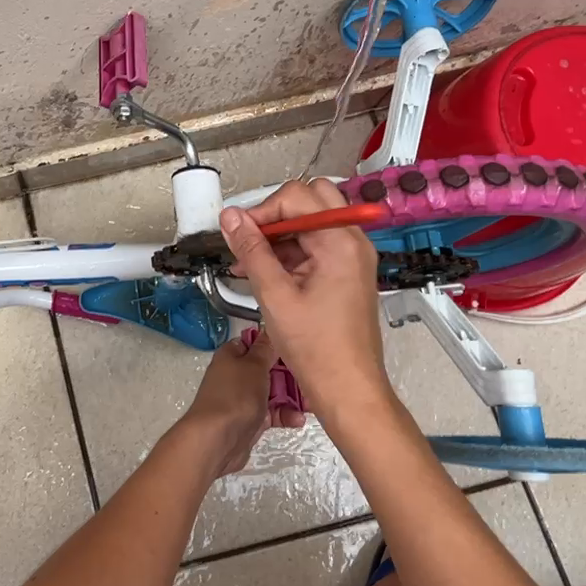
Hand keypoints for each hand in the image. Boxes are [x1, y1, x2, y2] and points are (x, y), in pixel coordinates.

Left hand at [177, 329, 303, 478]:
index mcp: (232, 355)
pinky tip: (298, 420)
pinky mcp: (251, 420)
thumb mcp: (254, 366)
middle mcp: (237, 374)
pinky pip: (272, 413)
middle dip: (290, 374)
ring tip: (312, 403)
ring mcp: (244, 398)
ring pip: (273, 392)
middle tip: (312, 377)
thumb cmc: (236, 395)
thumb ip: (265, 350)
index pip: (255, 343)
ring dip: (292, 397)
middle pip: (268, 368)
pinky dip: (285, 415)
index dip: (274, 343)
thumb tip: (268, 330)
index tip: (298, 346)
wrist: (217, 439)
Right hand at [219, 180, 393, 416]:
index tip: (238, 231)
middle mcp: (353, 242)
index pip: (297, 198)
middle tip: (251, 237)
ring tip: (249, 261)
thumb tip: (231, 217)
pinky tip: (265, 273)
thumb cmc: (316, 348)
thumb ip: (251, 250)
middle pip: (311, 199)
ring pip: (313, 221)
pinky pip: (318, 244)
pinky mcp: (348, 272)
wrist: (347, 388)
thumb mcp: (274, 294)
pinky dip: (291, 250)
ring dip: (281, 233)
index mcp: (340, 242)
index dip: (262, 210)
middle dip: (275, 213)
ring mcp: (354, 257)